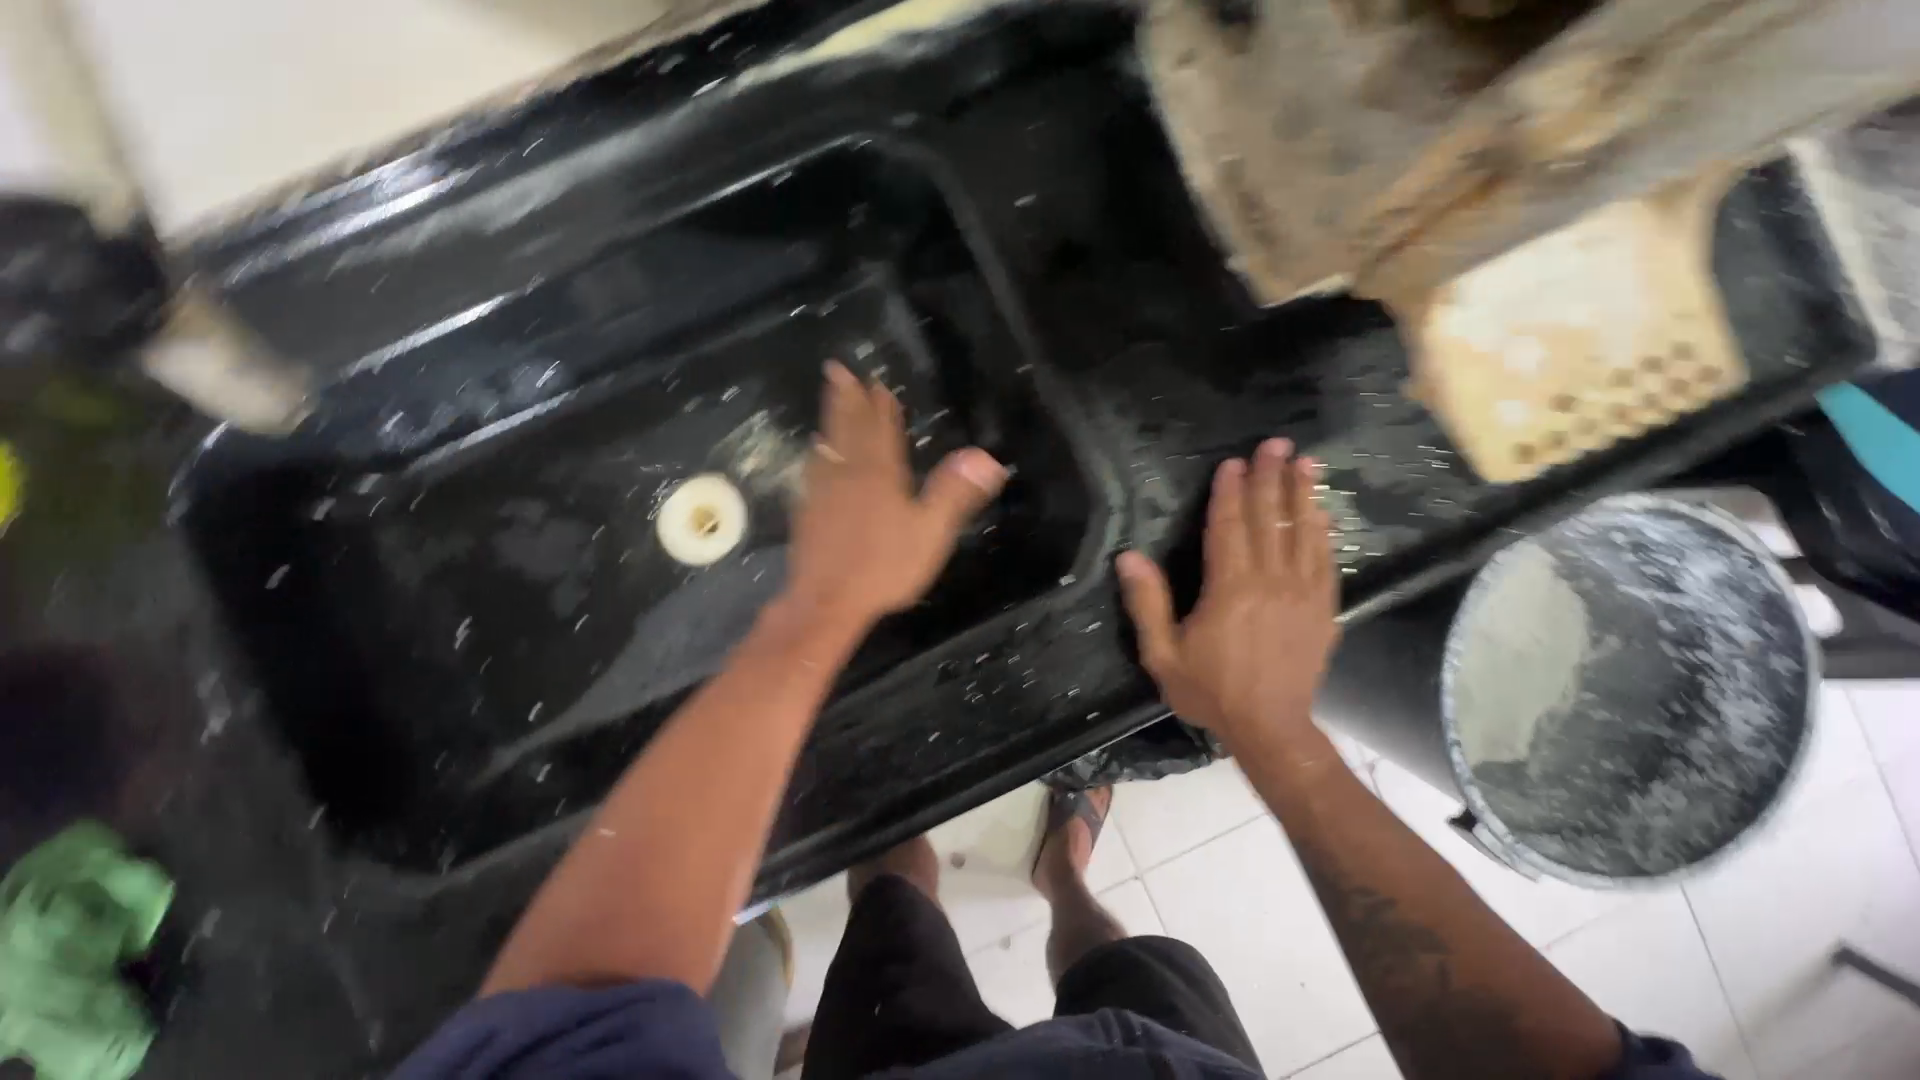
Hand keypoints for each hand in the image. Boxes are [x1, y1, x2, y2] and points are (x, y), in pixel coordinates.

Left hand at [782, 361, 1006, 630]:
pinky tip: (816, 454)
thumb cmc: (884, 567)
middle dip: (846, 398)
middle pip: (848, 429)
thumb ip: (954, 493)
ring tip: (830, 400)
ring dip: (830, 419)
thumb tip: (985, 456)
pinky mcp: (807, 512)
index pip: (881, 431)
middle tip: (837, 369)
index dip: (880, 406)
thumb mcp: (930, 533)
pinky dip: (818, 454)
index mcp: (880, 475)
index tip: (875, 381)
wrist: (827, 600)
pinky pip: (814, 471)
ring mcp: (823, 493)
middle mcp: (848, 475)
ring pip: (828, 445)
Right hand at [1116, 438, 1339, 751]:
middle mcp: (1270, 581)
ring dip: (1303, 494)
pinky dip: (1323, 532)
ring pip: (1304, 533)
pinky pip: (1326, 561)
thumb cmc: (1210, 691)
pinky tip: (1322, 512)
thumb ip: (1148, 604)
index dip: (1230, 492)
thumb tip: (1129, 557)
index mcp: (1229, 588)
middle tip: (1276, 443)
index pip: (1229, 527)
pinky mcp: (1324, 609)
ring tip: (1306, 462)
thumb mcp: (1163, 655)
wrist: (1271, 728)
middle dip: (1271, 478)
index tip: (1233, 462)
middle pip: (1270, 520)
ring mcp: (1303, 594)